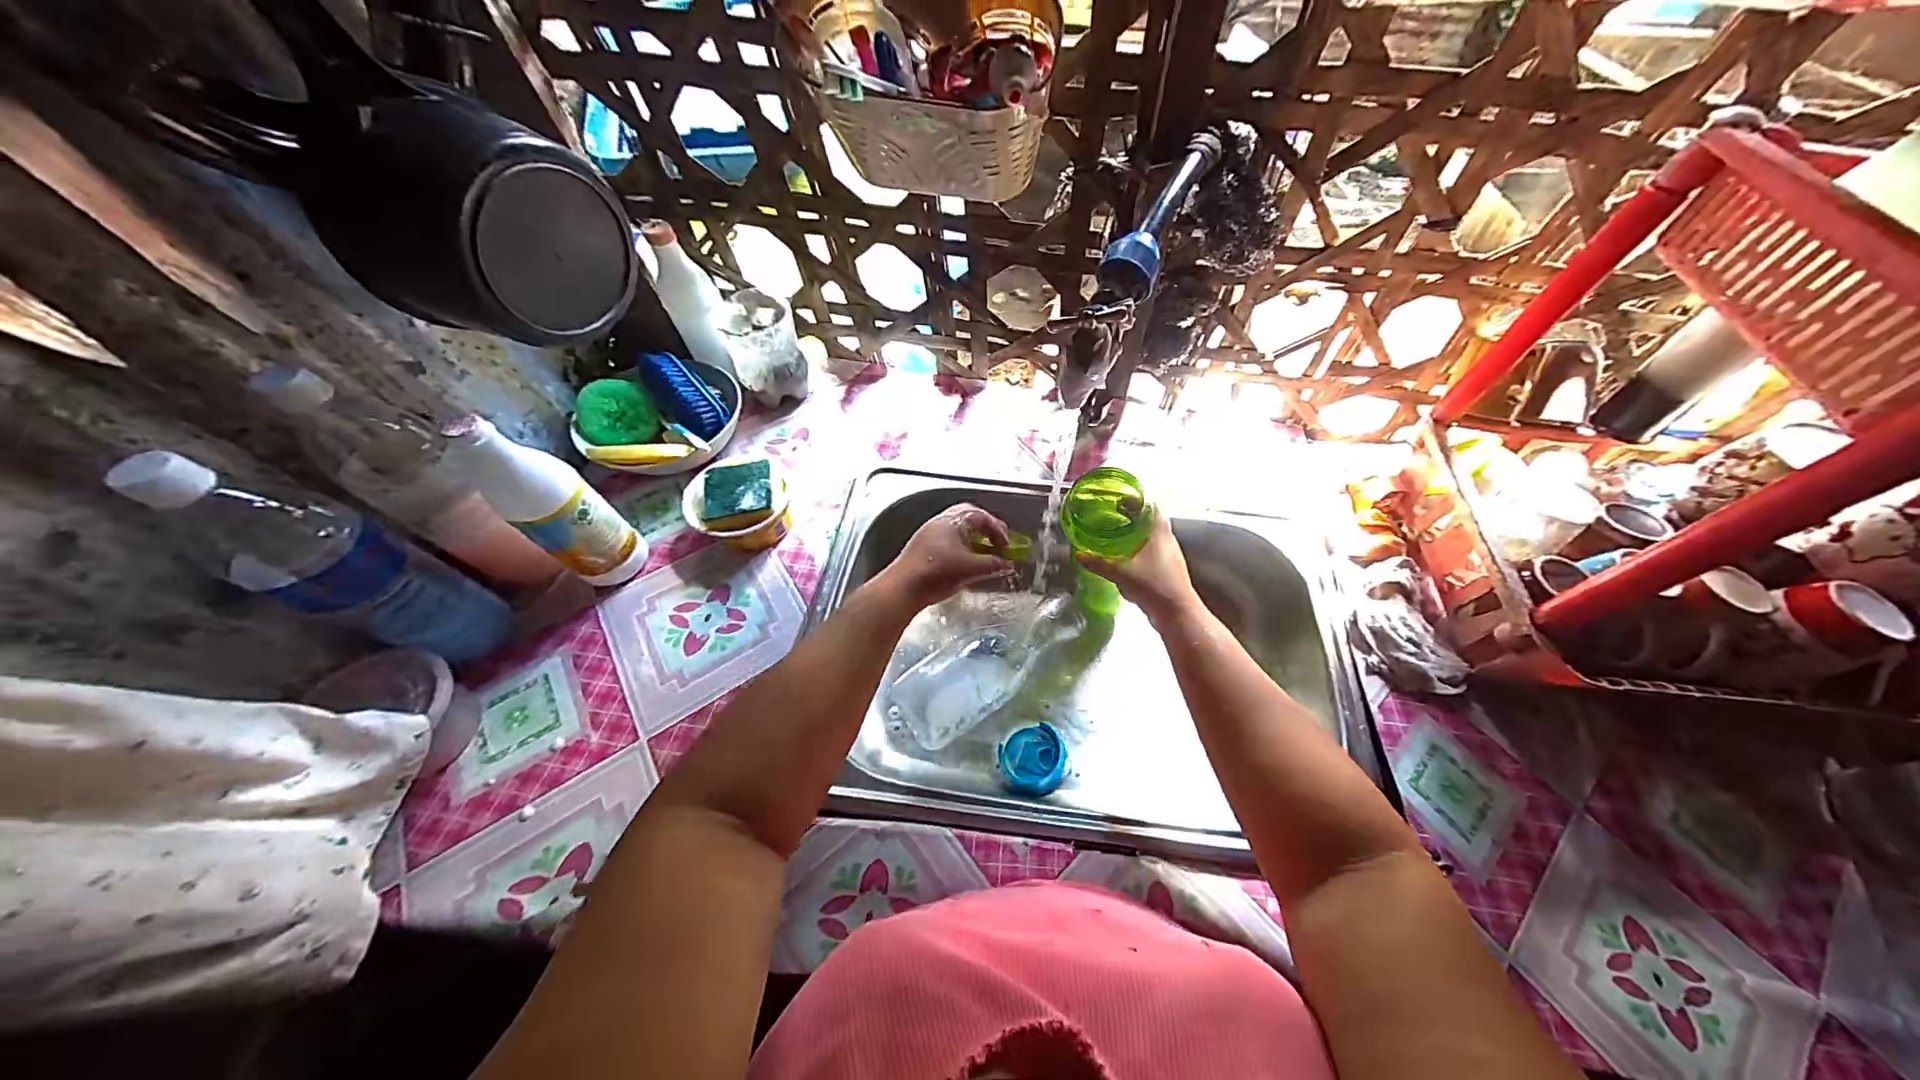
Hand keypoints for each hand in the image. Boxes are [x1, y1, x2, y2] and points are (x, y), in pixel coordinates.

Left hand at [879, 503, 1012, 608]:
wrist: (903, 587)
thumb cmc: (937, 572)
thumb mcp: (971, 568)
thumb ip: (992, 564)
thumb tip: (1006, 564)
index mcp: (953, 521)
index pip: (981, 516)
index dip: (997, 529)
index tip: (1006, 544)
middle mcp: (940, 523)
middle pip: (967, 517)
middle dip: (985, 528)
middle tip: (997, 540)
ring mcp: (929, 535)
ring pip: (956, 529)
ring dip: (973, 538)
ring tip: (984, 552)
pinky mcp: (922, 549)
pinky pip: (947, 541)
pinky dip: (961, 547)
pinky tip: (965, 562)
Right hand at [1076, 509, 1197, 620]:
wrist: (1177, 613)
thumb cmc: (1153, 586)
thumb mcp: (1120, 573)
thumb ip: (1099, 563)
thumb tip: (1080, 555)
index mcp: (1160, 532)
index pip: (1151, 504)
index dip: (1137, 498)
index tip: (1121, 498)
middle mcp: (1168, 540)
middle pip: (1151, 519)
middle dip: (1132, 516)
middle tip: (1113, 516)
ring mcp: (1170, 555)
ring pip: (1151, 537)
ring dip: (1136, 534)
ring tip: (1116, 536)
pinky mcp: (1168, 569)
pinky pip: (1152, 552)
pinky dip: (1139, 550)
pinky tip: (1126, 559)